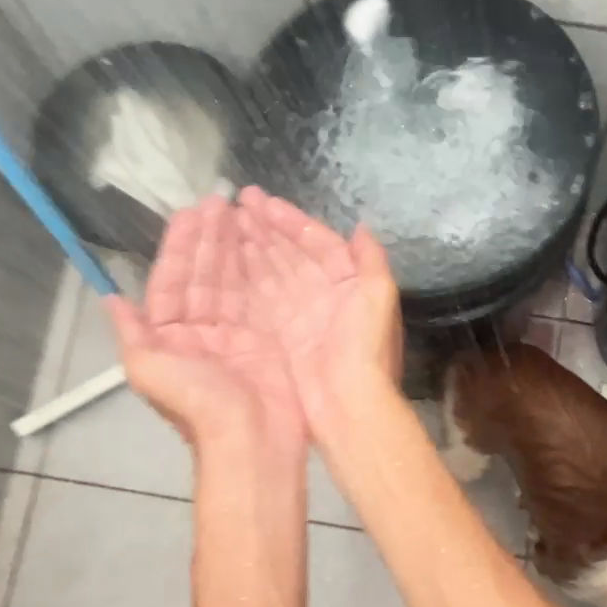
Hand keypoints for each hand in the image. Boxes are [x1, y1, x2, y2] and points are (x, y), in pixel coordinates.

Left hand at [108, 196, 304, 459]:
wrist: (251, 441)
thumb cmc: (198, 406)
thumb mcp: (149, 370)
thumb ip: (132, 334)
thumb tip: (111, 300)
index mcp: (168, 338)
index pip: (171, 282)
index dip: (179, 247)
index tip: (190, 213)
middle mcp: (199, 333)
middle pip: (201, 275)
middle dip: (208, 238)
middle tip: (219, 201)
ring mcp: (234, 335)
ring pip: (229, 281)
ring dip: (231, 247)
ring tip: (238, 212)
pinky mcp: (264, 339)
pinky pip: (257, 297)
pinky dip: (257, 270)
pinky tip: (260, 243)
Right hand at [234, 186, 401, 433]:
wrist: (349, 404)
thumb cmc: (364, 348)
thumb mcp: (379, 297)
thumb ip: (370, 260)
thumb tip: (360, 228)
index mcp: (349, 282)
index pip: (318, 242)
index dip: (291, 220)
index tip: (260, 201)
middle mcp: (324, 296)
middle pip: (292, 253)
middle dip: (267, 228)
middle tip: (236, 203)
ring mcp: (301, 317)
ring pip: (274, 272)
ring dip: (254, 247)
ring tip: (228, 223)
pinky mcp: (282, 337)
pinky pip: (262, 300)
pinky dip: (247, 280)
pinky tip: (228, 262)